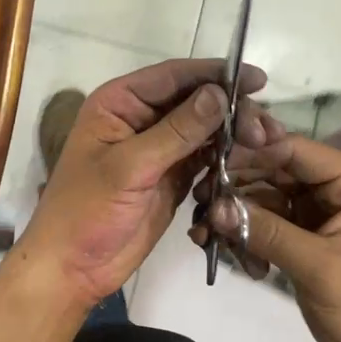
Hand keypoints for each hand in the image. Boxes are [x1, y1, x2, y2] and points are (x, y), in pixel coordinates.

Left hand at [15, 58, 282, 307]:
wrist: (71, 267)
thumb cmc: (86, 210)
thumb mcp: (129, 168)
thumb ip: (175, 132)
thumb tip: (219, 94)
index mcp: (119, 104)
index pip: (173, 77)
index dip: (215, 74)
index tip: (257, 79)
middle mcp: (140, 119)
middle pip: (195, 101)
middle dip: (232, 109)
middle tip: (266, 130)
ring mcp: (158, 150)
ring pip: (205, 130)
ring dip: (235, 134)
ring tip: (268, 144)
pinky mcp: (171, 178)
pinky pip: (205, 159)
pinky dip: (227, 159)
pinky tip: (252, 162)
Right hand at [194, 136, 340, 341]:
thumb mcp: (317, 266)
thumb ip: (266, 232)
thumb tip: (214, 207)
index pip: (293, 149)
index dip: (250, 152)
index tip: (208, 165)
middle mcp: (335, 188)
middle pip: (273, 171)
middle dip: (236, 188)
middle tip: (199, 204)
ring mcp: (318, 213)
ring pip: (263, 198)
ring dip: (236, 217)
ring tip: (208, 238)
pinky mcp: (303, 237)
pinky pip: (265, 224)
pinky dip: (248, 238)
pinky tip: (242, 264)